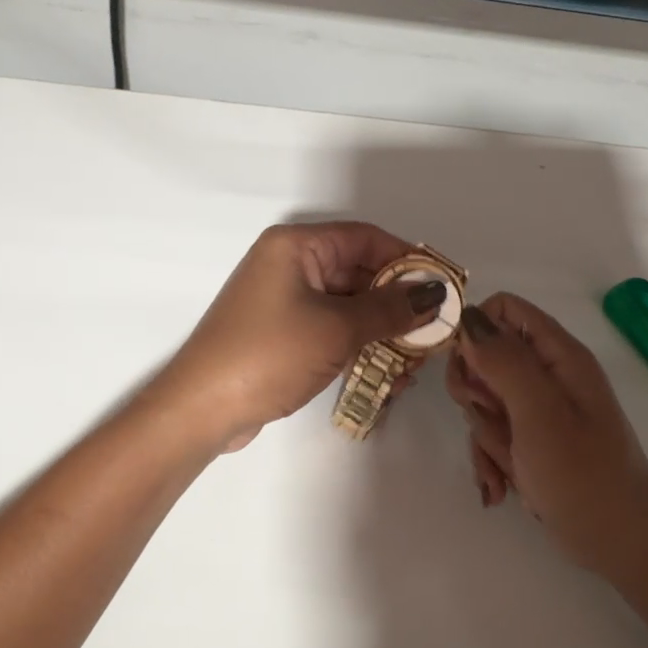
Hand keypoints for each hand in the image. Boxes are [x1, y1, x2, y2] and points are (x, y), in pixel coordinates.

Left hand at [148, 222, 448, 452]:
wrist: (203, 408)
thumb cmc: (269, 354)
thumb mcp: (336, 329)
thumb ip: (390, 309)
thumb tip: (435, 294)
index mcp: (296, 246)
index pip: (365, 239)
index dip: (408, 260)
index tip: (444, 288)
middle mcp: (289, 265)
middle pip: (359, 272)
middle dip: (398, 302)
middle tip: (435, 333)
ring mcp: (284, 300)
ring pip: (349, 304)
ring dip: (383, 330)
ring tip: (414, 362)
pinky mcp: (282, 333)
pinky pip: (332, 328)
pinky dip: (359, 345)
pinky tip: (387, 373)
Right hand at [445, 293, 647, 576]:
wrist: (621, 546)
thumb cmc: (584, 477)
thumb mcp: (539, 414)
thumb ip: (503, 361)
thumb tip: (469, 319)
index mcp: (560, 357)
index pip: (504, 310)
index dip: (476, 334)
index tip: (469, 374)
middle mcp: (550, 376)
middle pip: (485, 357)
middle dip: (475, 392)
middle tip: (491, 417)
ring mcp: (541, 411)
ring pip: (484, 400)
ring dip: (484, 435)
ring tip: (508, 467)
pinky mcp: (533, 442)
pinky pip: (493, 434)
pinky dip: (491, 459)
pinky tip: (500, 487)